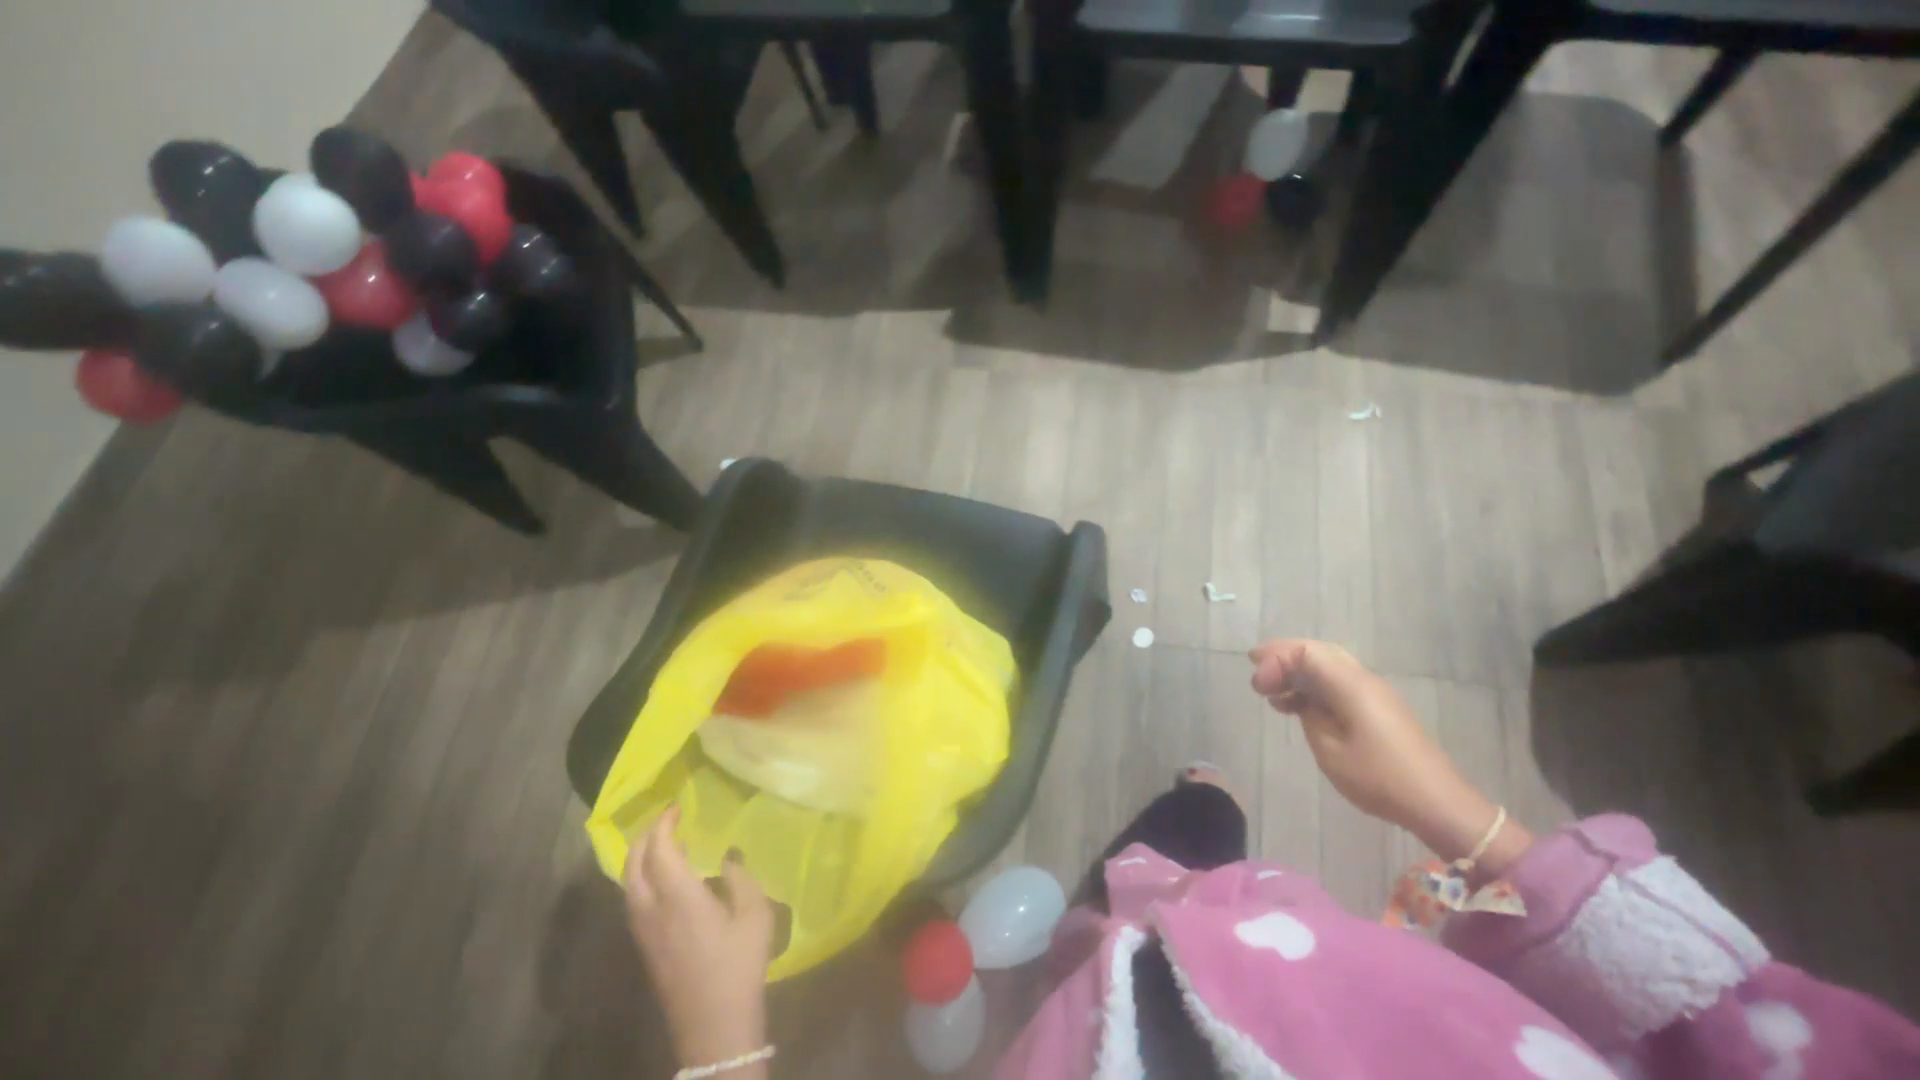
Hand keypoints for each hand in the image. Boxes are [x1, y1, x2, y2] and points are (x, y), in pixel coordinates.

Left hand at [624, 806, 774, 1068]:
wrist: (713, 1025)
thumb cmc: (738, 967)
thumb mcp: (755, 917)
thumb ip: (741, 879)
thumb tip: (727, 857)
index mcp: (678, 895)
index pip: (659, 847)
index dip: (664, 823)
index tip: (677, 806)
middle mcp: (651, 907)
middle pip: (634, 861)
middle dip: (646, 835)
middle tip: (666, 820)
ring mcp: (642, 929)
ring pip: (628, 881)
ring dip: (641, 856)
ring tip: (665, 845)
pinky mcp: (643, 945)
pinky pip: (633, 898)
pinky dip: (642, 876)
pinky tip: (665, 879)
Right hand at [1249, 640, 1530, 871]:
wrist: (1436, 801)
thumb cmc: (1379, 778)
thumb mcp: (1330, 750)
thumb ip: (1310, 716)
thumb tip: (1302, 699)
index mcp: (1351, 685)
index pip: (1307, 652)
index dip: (1277, 660)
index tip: (1258, 687)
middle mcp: (1364, 680)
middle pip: (1320, 652)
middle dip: (1285, 656)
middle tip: (1255, 667)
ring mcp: (1375, 694)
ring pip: (1330, 666)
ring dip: (1299, 672)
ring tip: (1272, 690)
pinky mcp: (1380, 710)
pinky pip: (1340, 683)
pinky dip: (1315, 686)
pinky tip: (1299, 706)